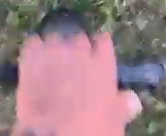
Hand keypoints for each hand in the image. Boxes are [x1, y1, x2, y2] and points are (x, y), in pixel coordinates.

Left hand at [14, 28, 141, 134]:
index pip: (103, 41)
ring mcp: (54, 50)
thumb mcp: (114, 124)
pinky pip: (33, 43)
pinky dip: (34, 51)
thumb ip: (122, 106)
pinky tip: (34, 64)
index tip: (96, 58)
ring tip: (51, 66)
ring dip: (54, 49)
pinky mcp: (31, 56)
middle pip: (79, 38)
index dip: (99, 49)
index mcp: (103, 63)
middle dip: (75, 49)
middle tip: (72, 67)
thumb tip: (133, 100)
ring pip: (55, 38)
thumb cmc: (91, 132)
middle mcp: (80, 49)